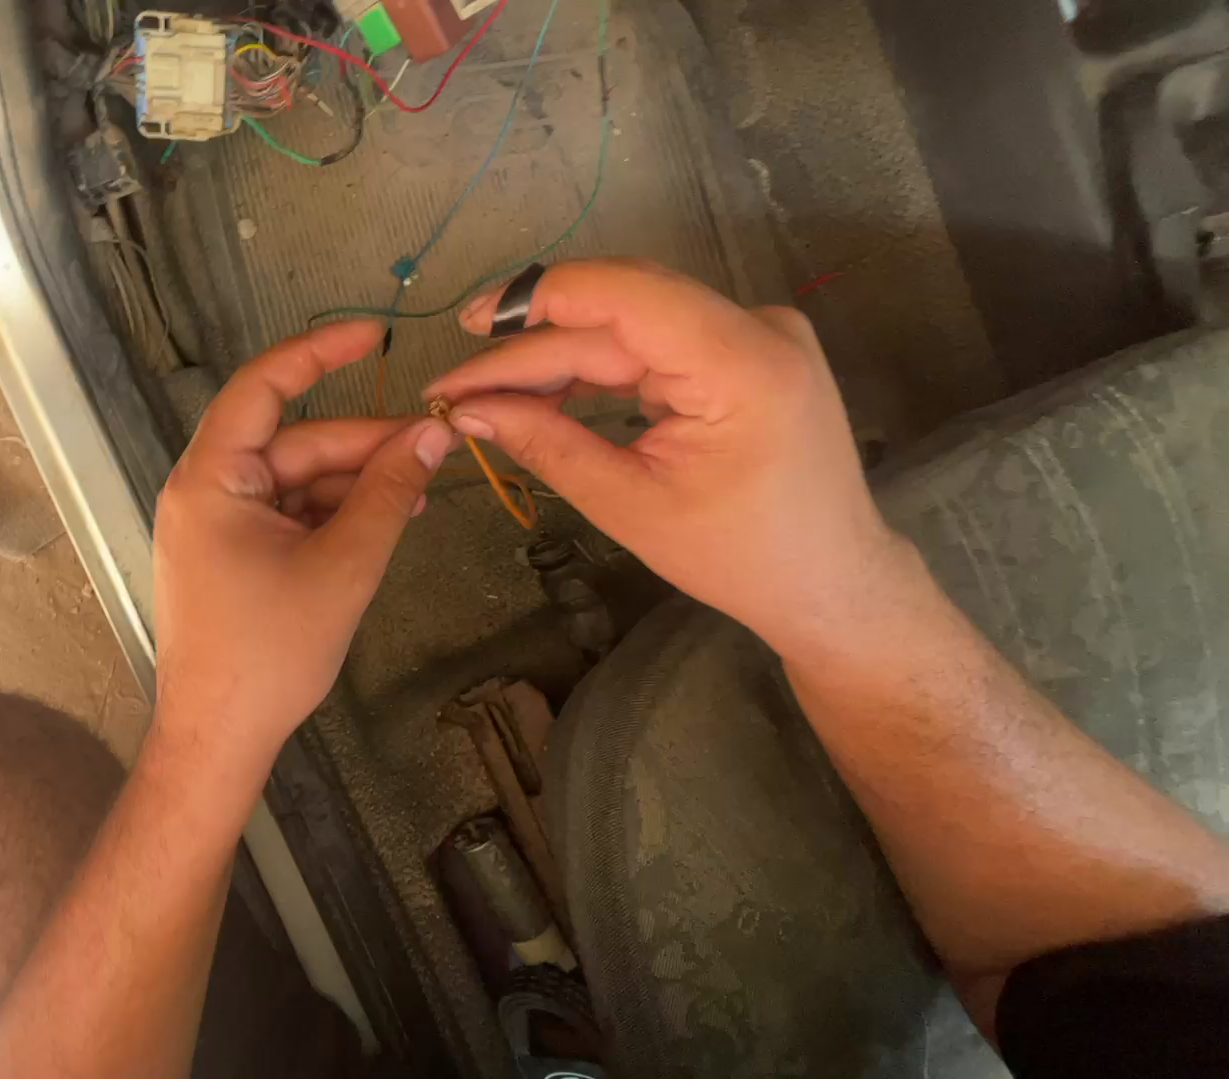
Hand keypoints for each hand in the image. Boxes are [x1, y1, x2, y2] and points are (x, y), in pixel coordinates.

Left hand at [153, 320, 452, 761]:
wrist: (219, 736)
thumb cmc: (270, 652)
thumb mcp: (343, 565)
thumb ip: (388, 491)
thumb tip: (434, 431)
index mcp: (211, 478)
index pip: (262, 387)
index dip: (319, 352)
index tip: (375, 335)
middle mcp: (207, 490)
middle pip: (294, 443)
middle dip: (363, 445)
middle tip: (434, 444)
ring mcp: (220, 524)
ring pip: (298, 481)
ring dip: (356, 484)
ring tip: (419, 493)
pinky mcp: (235, 554)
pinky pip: (290, 514)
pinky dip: (334, 514)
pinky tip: (383, 520)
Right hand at [426, 259, 915, 659]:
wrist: (825, 581)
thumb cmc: (734, 556)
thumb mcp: (627, 505)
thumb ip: (546, 444)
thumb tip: (468, 409)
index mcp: (740, 362)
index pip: (623, 294)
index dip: (536, 299)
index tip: (466, 328)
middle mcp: (753, 327)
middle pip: (616, 315)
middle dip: (529, 347)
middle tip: (456, 383)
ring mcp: (750, 336)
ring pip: (625, 328)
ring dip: (552, 359)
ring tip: (484, 392)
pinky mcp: (736, 354)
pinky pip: (646, 347)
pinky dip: (590, 370)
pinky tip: (540, 391)